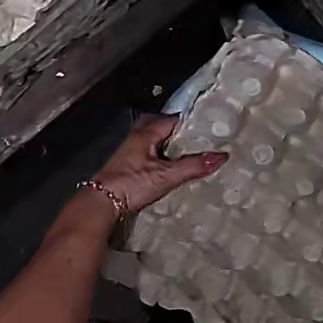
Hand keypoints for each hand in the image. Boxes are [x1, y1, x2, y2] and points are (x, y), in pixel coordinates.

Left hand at [86, 115, 227, 216]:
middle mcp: (136, 137)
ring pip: (153, 140)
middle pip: (159, 126)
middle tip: (197, 138)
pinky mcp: (126, 165)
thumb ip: (193, 166)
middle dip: (176, 130)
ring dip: (167, 144)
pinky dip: (160, 156)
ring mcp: (129, 151)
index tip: (209, 127)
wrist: (101, 202)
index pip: (172, 119)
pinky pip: (148, 153)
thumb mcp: (166, 176)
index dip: (190, 122)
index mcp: (145, 133)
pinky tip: (168, 167)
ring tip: (188, 152)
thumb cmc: (132, 184)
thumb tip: (221, 156)